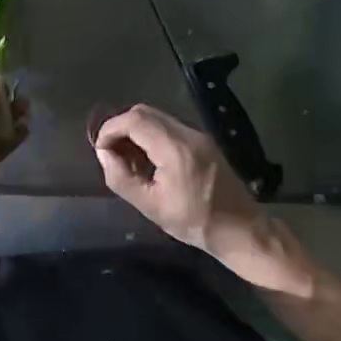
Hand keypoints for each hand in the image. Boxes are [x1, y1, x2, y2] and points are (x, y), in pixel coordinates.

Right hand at [93, 105, 314, 294]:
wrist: (239, 228)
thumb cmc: (194, 222)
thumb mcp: (150, 206)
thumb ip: (121, 177)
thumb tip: (104, 154)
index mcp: (175, 148)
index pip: (134, 119)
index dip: (110, 129)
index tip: (101, 150)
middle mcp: (188, 133)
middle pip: (145, 112)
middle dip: (121, 129)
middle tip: (112, 156)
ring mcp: (198, 135)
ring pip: (157, 118)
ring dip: (136, 133)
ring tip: (128, 163)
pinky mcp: (203, 142)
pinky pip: (170, 128)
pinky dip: (151, 137)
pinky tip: (148, 163)